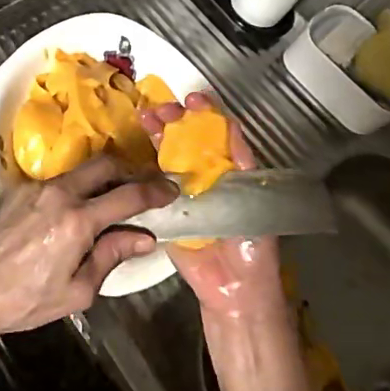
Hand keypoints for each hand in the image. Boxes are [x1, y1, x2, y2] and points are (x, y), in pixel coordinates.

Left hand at [0, 154, 175, 336]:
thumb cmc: (26, 300)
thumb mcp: (77, 290)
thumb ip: (111, 256)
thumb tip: (143, 237)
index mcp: (77, 221)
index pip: (127, 196)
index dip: (154, 192)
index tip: (171, 191)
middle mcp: (60, 194)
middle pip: (107, 165)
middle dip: (132, 170)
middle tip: (146, 184)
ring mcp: (39, 188)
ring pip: (83, 169)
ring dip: (106, 176)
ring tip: (117, 194)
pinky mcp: (23, 189)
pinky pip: (61, 179)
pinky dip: (80, 185)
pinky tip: (81, 206)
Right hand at [138, 94, 286, 322]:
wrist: (236, 291)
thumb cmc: (253, 246)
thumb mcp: (255, 199)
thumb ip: (242, 163)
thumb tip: (233, 125)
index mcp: (229, 171)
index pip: (215, 134)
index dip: (205, 114)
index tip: (194, 99)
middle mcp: (204, 177)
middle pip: (186, 141)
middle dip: (175, 120)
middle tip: (163, 108)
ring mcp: (182, 195)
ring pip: (167, 157)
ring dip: (157, 136)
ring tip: (147, 117)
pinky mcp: (164, 215)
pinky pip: (151, 189)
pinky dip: (142, 171)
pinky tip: (135, 154)